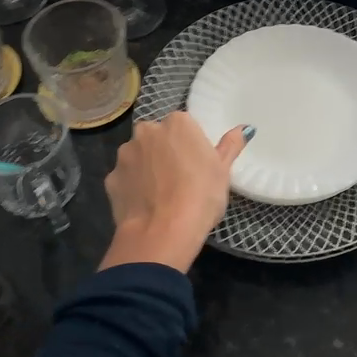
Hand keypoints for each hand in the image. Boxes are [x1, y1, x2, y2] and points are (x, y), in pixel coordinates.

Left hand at [98, 113, 248, 272]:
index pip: (185, 126)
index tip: (197, 166)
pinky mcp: (111, 179)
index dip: (191, 146)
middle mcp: (147, 131)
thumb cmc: (201, 196)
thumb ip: (230, 145)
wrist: (162, 232)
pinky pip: (126, 178)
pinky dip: (134, 187)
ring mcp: (125, 154)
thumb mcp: (223, 171)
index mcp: (178, 123)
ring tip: (161, 195)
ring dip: (148, 168)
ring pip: (139, 155)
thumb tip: (245, 128)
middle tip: (180, 179)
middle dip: (166, 152)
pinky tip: (146, 205)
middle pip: (159, 137)